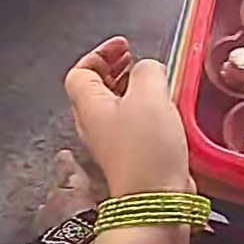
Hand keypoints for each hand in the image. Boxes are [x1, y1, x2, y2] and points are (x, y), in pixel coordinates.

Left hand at [63, 37, 192, 196]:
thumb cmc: (147, 147)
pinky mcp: (132, 154)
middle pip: (95, 87)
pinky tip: (163, 107)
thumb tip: (149, 70)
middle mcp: (95, 124)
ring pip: (114, 105)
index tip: (123, 46)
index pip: (81, 71)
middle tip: (133, 57)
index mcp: (89, 105)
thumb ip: (148, 70)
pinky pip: (131, 122)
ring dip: (129, 87)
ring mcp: (112, 141)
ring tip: (150, 78)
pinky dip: (142, 108)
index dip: (100, 54)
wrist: (156, 198)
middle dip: (114, 68)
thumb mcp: (149, 94)